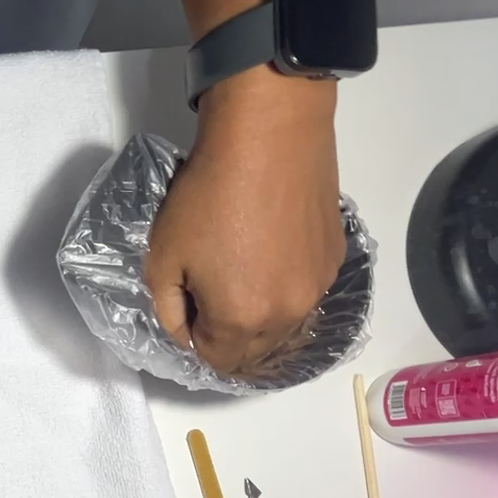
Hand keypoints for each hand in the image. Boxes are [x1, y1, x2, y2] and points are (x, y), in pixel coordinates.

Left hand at [144, 69, 343, 376]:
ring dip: (255, 318)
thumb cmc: (204, 201)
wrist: (268, 137)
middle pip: (253, 350)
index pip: (217, 361)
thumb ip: (168, 312)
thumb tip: (183, 335)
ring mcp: (319, 285)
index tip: (184, 316)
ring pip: (282, 326)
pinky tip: (262, 262)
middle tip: (203, 301)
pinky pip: (302, 294)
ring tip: (232, 282)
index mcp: (241, 319)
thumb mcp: (161, 263)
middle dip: (225, 338)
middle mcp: (289, 312)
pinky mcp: (336, 256)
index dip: (194, 344)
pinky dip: (280, 292)